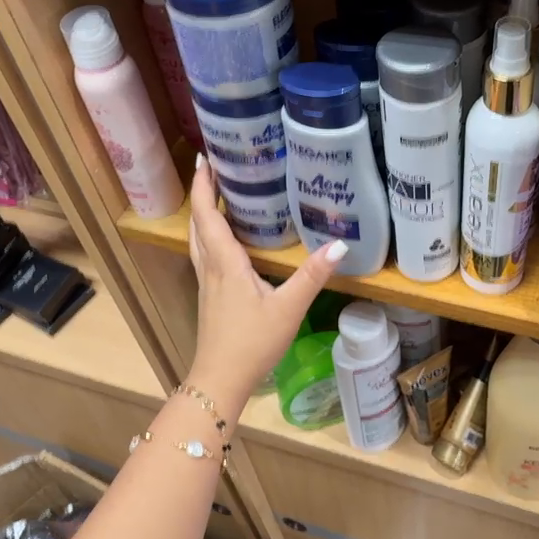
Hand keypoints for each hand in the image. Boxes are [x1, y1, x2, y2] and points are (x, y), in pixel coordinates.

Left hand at [187, 157, 344, 404]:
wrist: (220, 380)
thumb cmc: (251, 343)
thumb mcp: (288, 308)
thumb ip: (312, 276)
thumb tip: (340, 244)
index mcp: (224, 263)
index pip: (208, 215)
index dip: (203, 186)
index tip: (204, 158)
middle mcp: (210, 268)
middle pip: (198, 223)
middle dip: (202, 194)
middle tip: (213, 169)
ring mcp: (206, 284)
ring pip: (198, 240)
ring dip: (203, 215)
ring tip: (216, 196)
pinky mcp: (209, 297)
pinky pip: (204, 255)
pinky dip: (209, 236)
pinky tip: (226, 240)